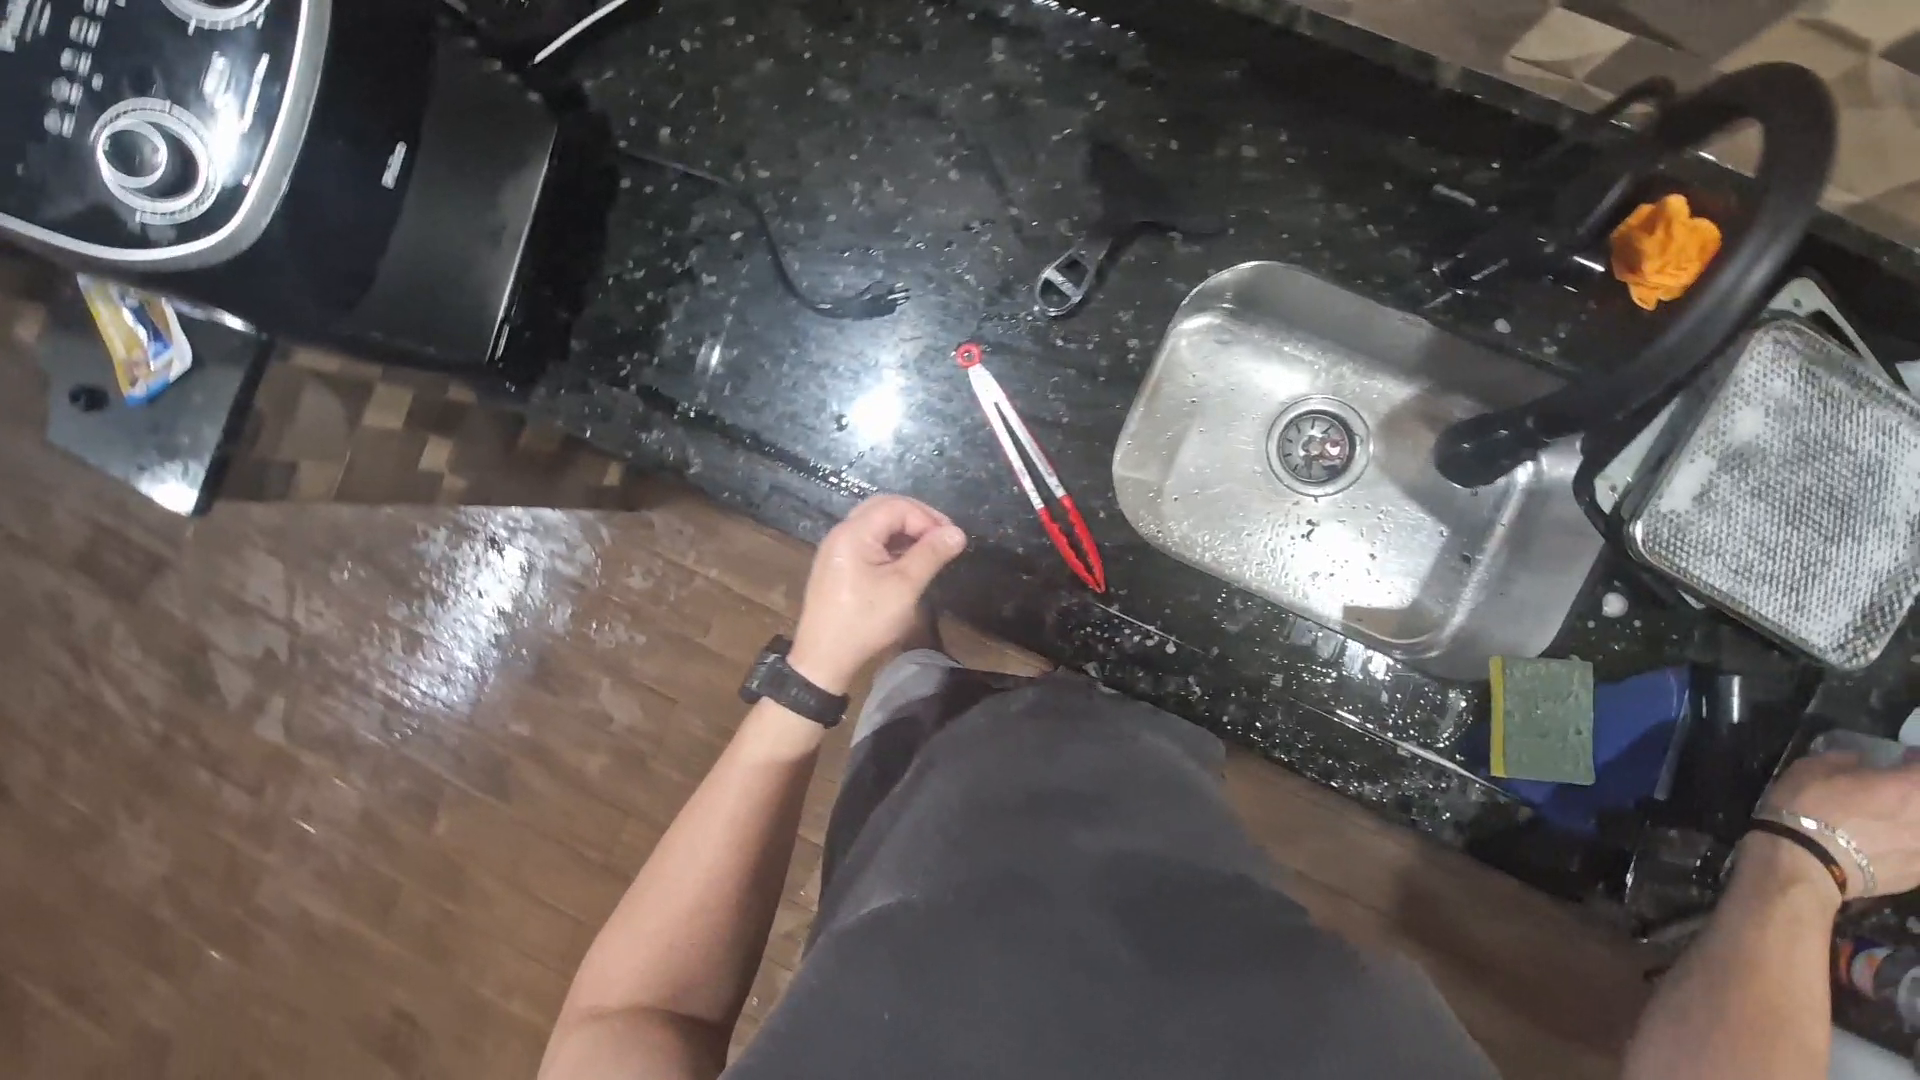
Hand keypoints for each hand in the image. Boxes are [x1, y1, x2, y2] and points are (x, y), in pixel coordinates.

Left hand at [788, 495, 967, 694]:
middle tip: (943, 537)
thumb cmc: (865, 622)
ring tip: (929, 550)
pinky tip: (907, 562)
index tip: (951, 539)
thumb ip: (931, 554)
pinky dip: (890, 544)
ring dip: (905, 531)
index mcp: (854, 533)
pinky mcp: (838, 565)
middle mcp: (841, 533)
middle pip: (884, 508)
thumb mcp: (904, 587)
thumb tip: (957, 532)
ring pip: (875, 524)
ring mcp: (837, 549)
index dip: (928, 517)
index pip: (897, 506)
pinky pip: (867, 542)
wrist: (824, 658)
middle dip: (917, 518)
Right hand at [1762, 751, 1919, 898]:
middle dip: (1909, 795)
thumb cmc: (1806, 806)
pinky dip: (1906, 846)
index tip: (1903, 760)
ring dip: (1907, 822)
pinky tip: (1882, 847)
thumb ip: (1845, 761)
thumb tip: (1862, 762)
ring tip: (1884, 823)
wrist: (1803, 861)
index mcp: (1908, 787)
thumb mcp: (1810, 769)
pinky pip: (1917, 852)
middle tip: (1891, 794)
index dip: (1914, 761)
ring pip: (1917, 828)